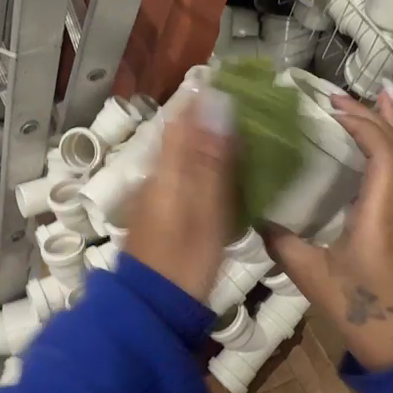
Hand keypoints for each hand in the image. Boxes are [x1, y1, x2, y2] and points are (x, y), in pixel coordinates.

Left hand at [124, 89, 236, 302]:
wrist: (151, 308)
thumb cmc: (185, 260)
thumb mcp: (206, 209)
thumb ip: (210, 158)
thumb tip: (217, 105)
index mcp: (164, 170)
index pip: (180, 119)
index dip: (200, 98)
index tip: (229, 84)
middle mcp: (152, 175)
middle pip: (177, 135)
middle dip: (205, 118)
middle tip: (242, 111)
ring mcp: (150, 195)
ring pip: (177, 155)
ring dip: (202, 142)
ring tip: (237, 138)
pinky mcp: (154, 214)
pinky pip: (177, 175)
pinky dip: (197, 166)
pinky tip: (217, 175)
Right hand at [262, 91, 392, 370]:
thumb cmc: (362, 312)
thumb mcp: (313, 278)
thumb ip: (282, 243)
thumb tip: (256, 217)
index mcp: (383, 214)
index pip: (384, 152)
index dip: (363, 123)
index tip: (334, 108)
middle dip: (378, 116)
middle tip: (349, 96)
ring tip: (381, 101)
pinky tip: (392, 150)